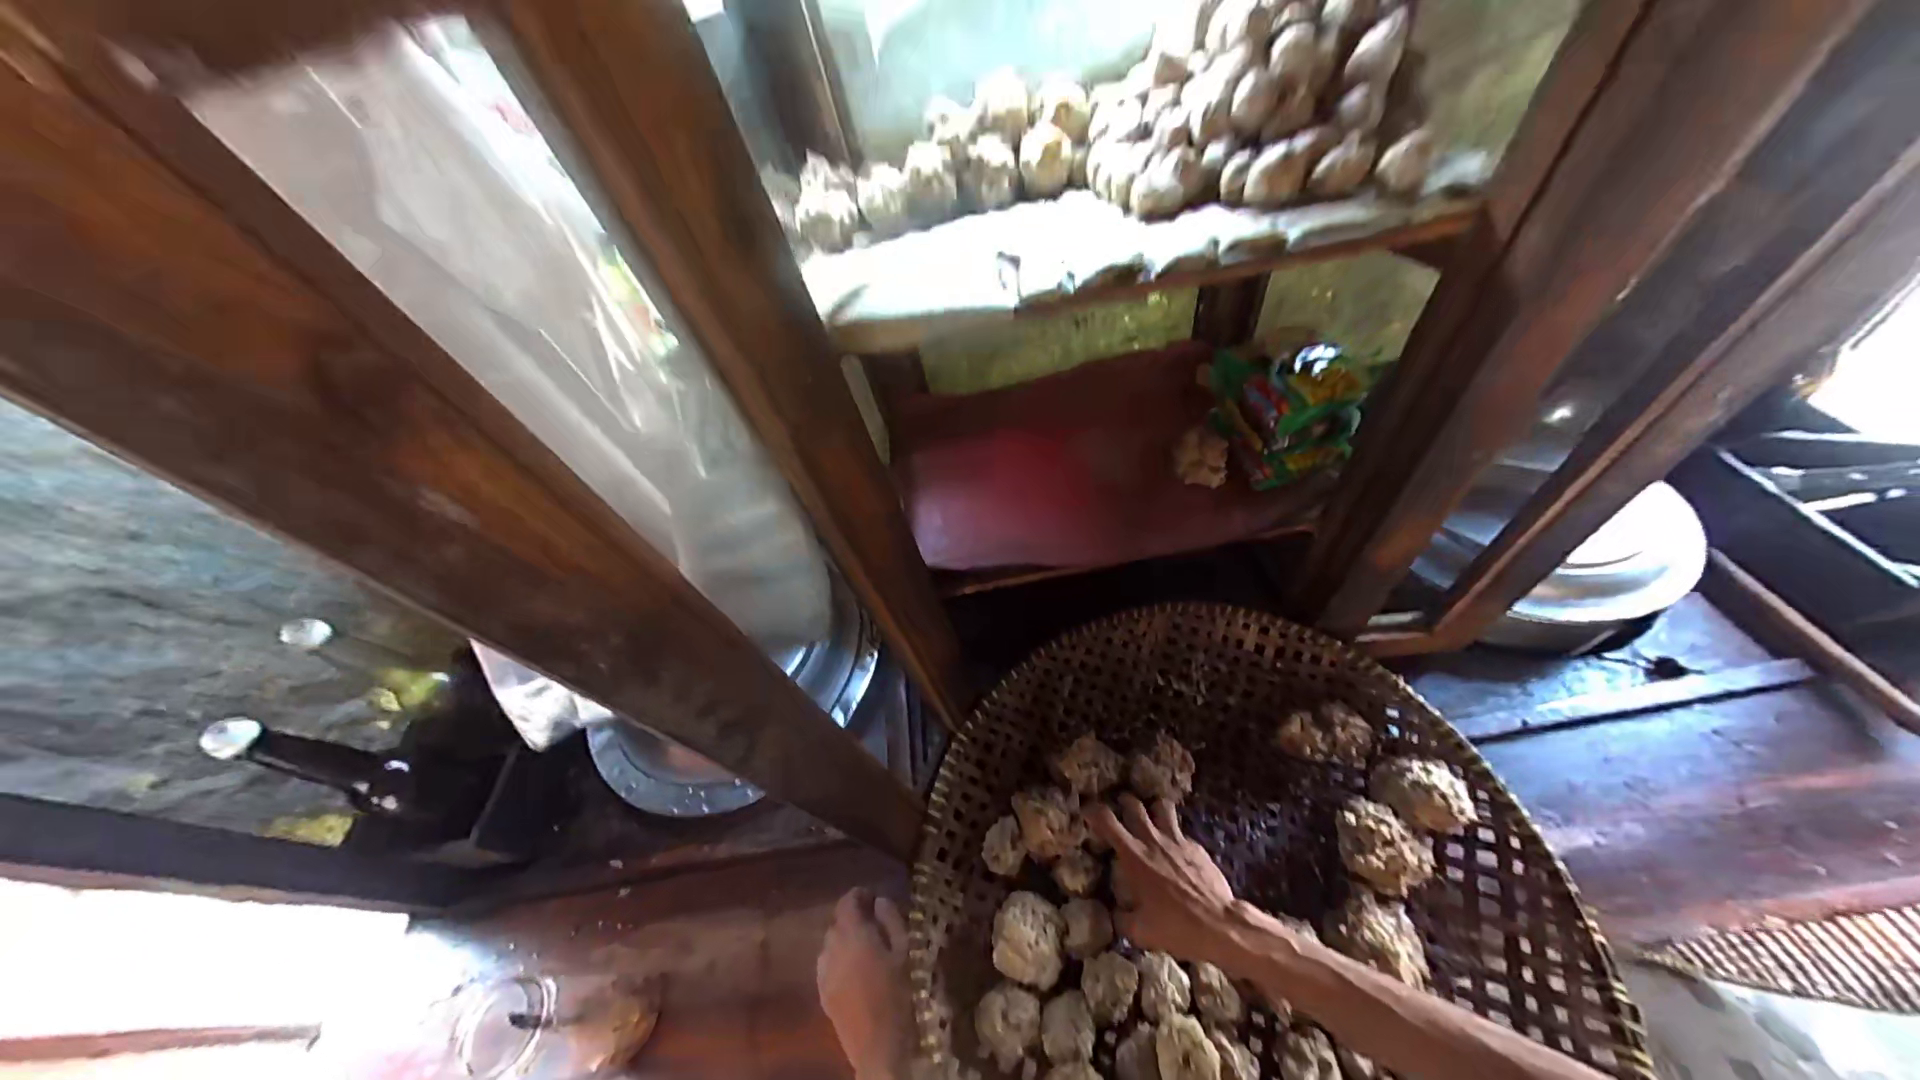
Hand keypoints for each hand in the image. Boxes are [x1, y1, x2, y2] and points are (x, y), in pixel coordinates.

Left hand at [817, 887, 911, 1079]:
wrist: (880, 1048)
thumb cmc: (900, 993)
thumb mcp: (906, 950)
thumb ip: (891, 920)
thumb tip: (879, 901)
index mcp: (853, 933)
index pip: (847, 901)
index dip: (859, 895)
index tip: (874, 898)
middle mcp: (832, 948)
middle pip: (837, 922)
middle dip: (852, 917)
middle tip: (874, 923)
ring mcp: (824, 973)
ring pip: (830, 944)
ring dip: (844, 939)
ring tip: (865, 948)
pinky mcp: (823, 994)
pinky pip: (827, 965)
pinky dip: (838, 960)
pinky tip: (854, 971)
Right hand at [1087, 795, 1240, 966]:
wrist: (1220, 926)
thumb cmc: (1176, 927)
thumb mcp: (1140, 932)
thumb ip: (1122, 918)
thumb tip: (1116, 914)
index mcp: (1134, 856)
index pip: (1106, 820)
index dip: (1093, 811)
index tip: (1088, 812)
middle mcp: (1153, 840)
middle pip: (1134, 805)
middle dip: (1124, 803)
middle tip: (1120, 809)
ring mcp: (1178, 841)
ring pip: (1161, 807)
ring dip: (1152, 809)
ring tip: (1150, 817)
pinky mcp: (1197, 847)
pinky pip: (1182, 833)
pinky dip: (1175, 837)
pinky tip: (1177, 852)